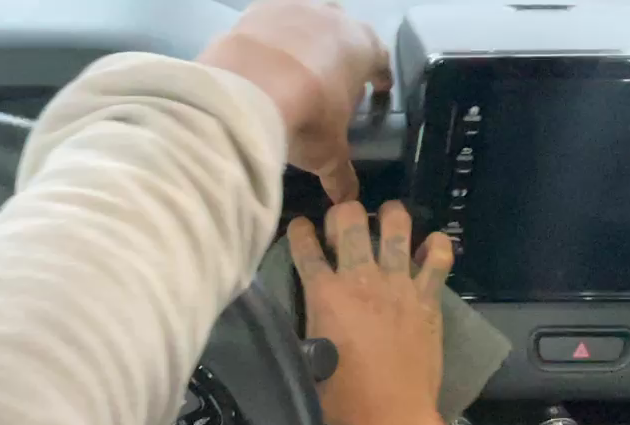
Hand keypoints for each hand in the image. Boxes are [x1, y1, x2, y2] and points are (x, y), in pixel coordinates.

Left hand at [197, 0, 390, 201]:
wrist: (248, 89)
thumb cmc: (307, 117)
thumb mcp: (328, 154)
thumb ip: (341, 174)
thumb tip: (348, 200)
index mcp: (363, 47)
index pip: (380, 60)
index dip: (379, 77)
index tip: (379, 88)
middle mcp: (333, 17)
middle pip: (345, 37)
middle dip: (341, 61)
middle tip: (332, 89)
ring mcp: (295, 8)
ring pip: (309, 25)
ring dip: (306, 48)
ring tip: (296, 77)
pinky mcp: (258, 10)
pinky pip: (270, 26)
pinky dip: (270, 45)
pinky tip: (263, 67)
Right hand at [289, 199, 453, 424]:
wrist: (392, 419)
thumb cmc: (343, 401)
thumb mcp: (308, 361)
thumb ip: (307, 325)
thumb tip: (307, 308)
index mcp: (325, 295)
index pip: (304, 246)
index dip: (298, 231)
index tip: (300, 230)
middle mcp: (361, 279)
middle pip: (349, 219)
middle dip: (342, 212)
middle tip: (344, 225)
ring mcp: (399, 284)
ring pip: (396, 225)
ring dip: (389, 216)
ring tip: (386, 220)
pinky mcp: (428, 298)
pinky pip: (438, 257)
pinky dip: (435, 246)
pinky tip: (429, 246)